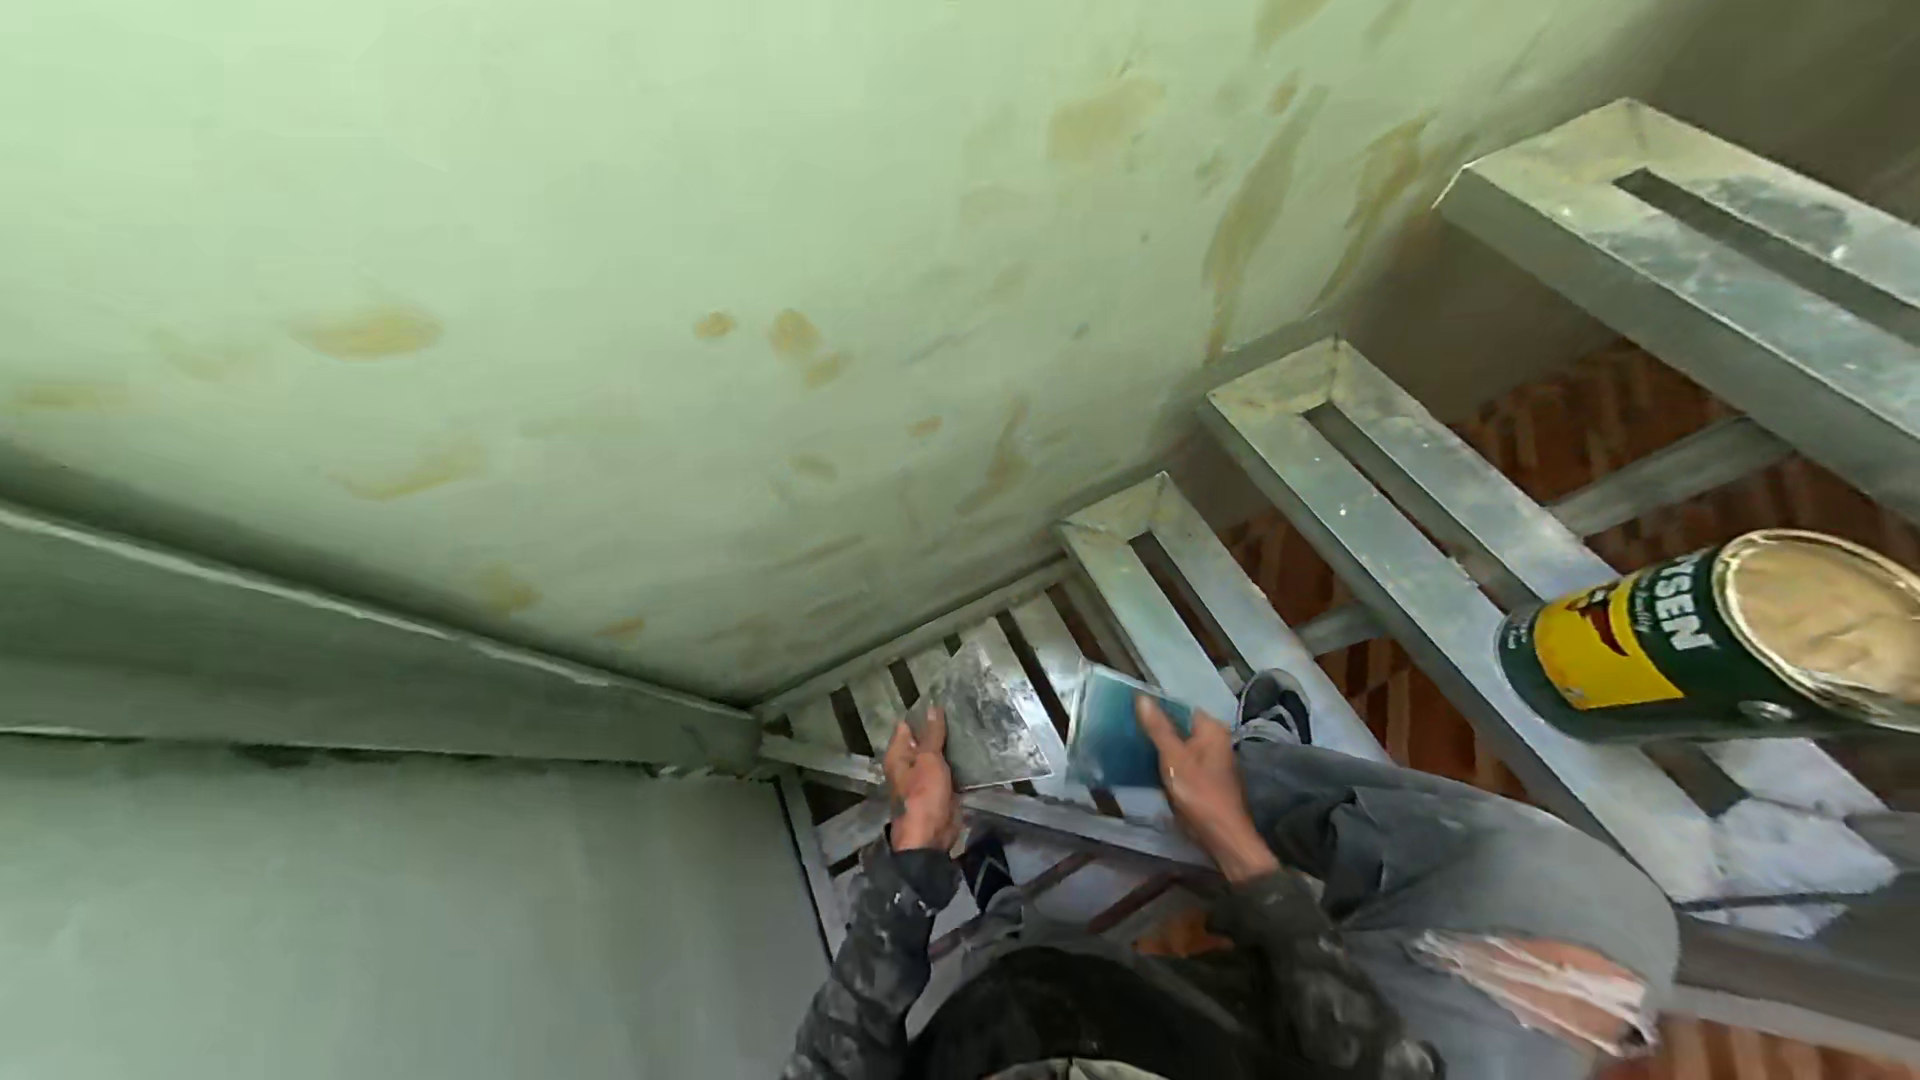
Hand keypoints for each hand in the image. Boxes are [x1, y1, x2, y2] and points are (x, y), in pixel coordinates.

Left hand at [883, 706, 959, 851]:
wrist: (932, 837)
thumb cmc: (923, 795)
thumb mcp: (928, 760)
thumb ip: (932, 735)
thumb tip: (932, 708)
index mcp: (898, 755)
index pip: (907, 725)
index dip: (922, 713)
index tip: (943, 697)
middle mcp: (909, 763)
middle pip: (925, 739)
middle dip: (941, 727)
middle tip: (963, 707)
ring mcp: (926, 776)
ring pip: (940, 754)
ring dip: (952, 744)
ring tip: (973, 721)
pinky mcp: (942, 788)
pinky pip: (951, 769)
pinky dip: (960, 760)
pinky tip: (976, 746)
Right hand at [1135, 695, 1279, 881]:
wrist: (1222, 836)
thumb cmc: (1199, 792)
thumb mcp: (1173, 757)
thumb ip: (1157, 727)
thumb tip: (1141, 697)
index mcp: (1212, 729)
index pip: (1180, 706)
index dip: (1156, 706)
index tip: (1130, 707)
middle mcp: (1215, 740)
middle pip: (1179, 725)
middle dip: (1155, 726)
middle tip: (1126, 725)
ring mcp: (1211, 760)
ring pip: (1178, 744)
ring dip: (1159, 745)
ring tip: (1131, 741)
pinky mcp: (1204, 777)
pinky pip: (1181, 760)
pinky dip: (1166, 760)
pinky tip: (1146, 763)